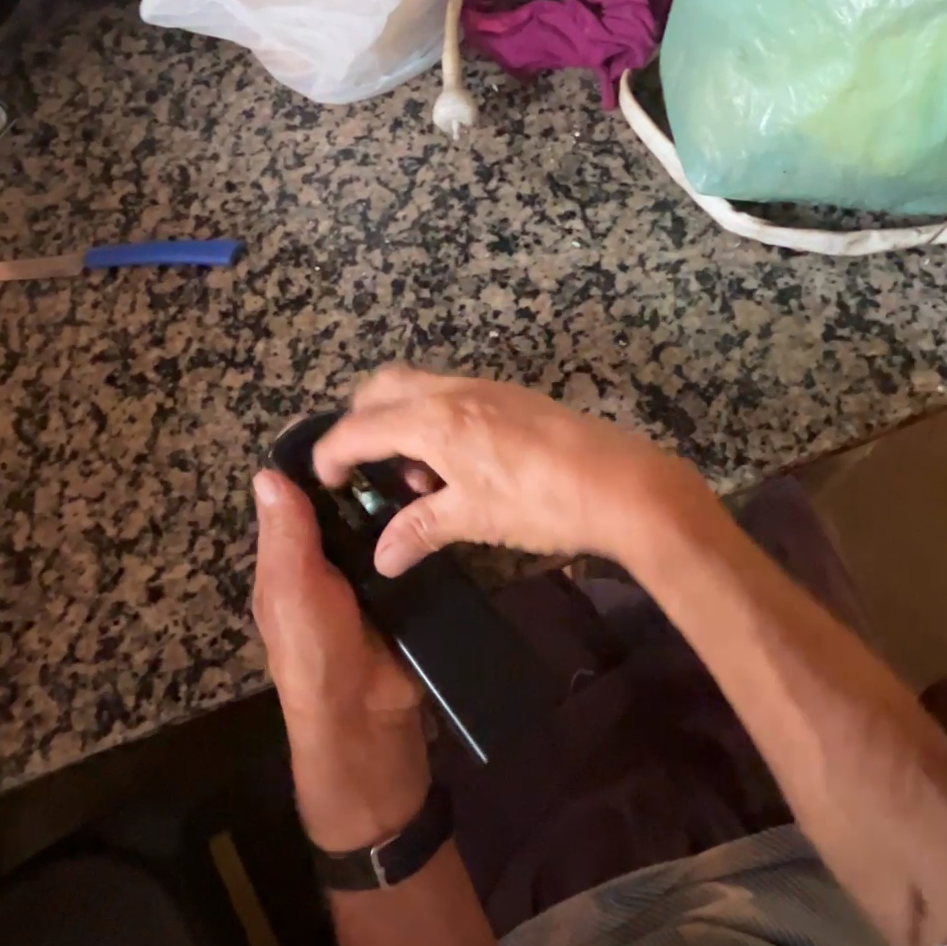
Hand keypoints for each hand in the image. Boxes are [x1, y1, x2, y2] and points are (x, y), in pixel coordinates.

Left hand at [251, 469, 428, 849]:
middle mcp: (328, 560)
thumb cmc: (316, 654)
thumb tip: (267, 473)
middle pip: (348, 505)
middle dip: (371, 476)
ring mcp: (369, 573)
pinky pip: (410, 549)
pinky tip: (442, 502)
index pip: (302, 498)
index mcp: (290, 557)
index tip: (357, 421)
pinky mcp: (404, 587)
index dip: (323, 464)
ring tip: (431, 462)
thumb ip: (286, 538)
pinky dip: (421, 529)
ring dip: (401, 500)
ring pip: (382, 523)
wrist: (369, 720)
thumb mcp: (292, 592)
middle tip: (408, 438)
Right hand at [313, 366, 718, 576]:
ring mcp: (486, 388)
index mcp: (433, 419)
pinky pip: (453, 396)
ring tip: (418, 477)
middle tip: (366, 467)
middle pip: (383, 387)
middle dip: (361, 421)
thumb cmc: (539, 502)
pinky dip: (435, 420)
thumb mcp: (473, 518)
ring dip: (402, 420)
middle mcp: (453, 392)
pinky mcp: (512, 397)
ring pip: (420, 387)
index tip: (325, 480)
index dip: (332, 453)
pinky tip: (458, 465)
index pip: (360, 427)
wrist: (621, 484)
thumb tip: (383, 558)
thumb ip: (421, 530)